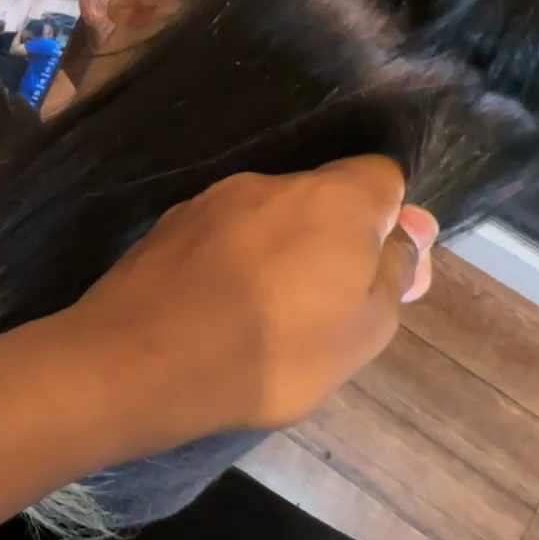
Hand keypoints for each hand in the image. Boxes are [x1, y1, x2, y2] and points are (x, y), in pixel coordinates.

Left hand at [66, 156, 437, 434]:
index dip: (387, 221)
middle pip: (314, 199)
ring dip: (273, 252)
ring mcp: (198, 206)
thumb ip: (391, 269)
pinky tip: (216, 306)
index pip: (378, 179)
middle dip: (327, 239)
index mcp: (325, 196)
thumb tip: (401, 230)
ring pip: (258, 219)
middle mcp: (257, 184)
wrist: (137, 360)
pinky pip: (212, 238)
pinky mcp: (156, 231)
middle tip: (323, 305)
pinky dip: (224, 262)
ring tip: (264, 314)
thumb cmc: (270, 350)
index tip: (378, 270)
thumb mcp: (366, 325)